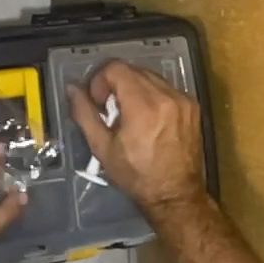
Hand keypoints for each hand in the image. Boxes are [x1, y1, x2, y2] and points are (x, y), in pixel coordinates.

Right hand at [69, 61, 207, 217]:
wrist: (175, 194)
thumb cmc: (135, 175)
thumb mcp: (102, 147)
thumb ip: (85, 113)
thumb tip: (72, 88)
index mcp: (143, 105)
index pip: (116, 68)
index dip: (100, 80)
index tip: (99, 102)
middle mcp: (166, 96)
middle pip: (132, 69)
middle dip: (115, 84)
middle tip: (110, 109)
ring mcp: (182, 99)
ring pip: (149, 76)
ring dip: (134, 88)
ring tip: (129, 114)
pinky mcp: (192, 106)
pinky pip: (165, 88)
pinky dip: (152, 95)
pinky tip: (148, 118)